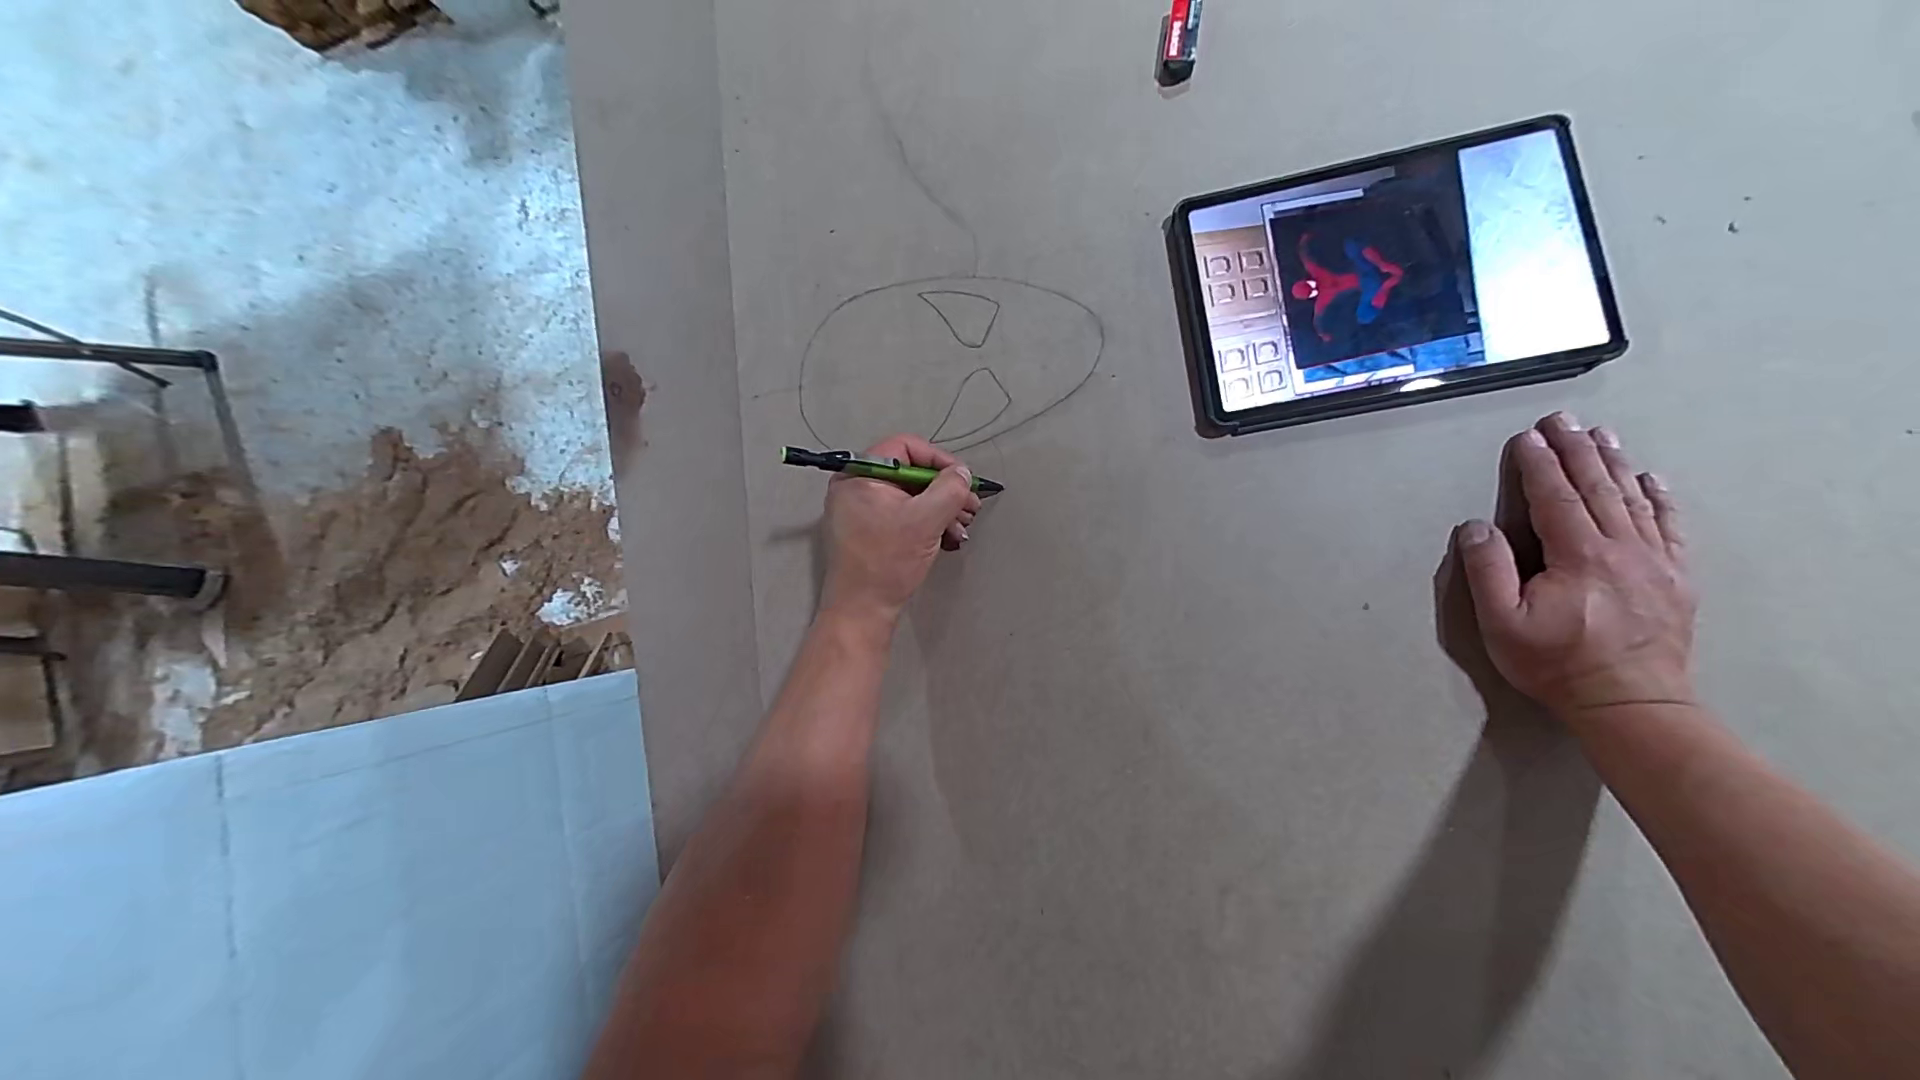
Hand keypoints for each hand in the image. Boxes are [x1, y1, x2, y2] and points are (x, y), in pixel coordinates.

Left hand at [820, 434, 980, 626]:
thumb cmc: (885, 564)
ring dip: (942, 509)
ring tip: (961, 527)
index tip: (962, 479)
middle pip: (911, 472)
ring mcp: (862, 509)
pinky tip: (948, 538)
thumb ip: (949, 490)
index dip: (939, 460)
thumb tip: (962, 474)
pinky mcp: (871, 530)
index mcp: (859, 475)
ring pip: (911, 495)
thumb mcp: (925, 520)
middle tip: (969, 506)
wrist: (862, 610)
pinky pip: (904, 514)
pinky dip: (928, 522)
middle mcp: (857, 486)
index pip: (905, 448)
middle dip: (945, 490)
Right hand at [1454, 412, 1696, 720]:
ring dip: (1613, 463)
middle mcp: (1623, 549)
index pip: (1554, 498)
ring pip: (1633, 500)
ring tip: (1600, 435)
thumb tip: (1477, 527)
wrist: (1631, 704)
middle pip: (1596, 489)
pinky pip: (1669, 526)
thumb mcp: (1501, 623)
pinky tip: (1650, 479)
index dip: (1538, 465)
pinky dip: (1658, 498)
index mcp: (1579, 556)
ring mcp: (1656, 562)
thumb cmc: (1555, 664)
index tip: (1526, 438)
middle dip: (1575, 450)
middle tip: (1562, 419)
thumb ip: (1488, 571)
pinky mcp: (1675, 578)